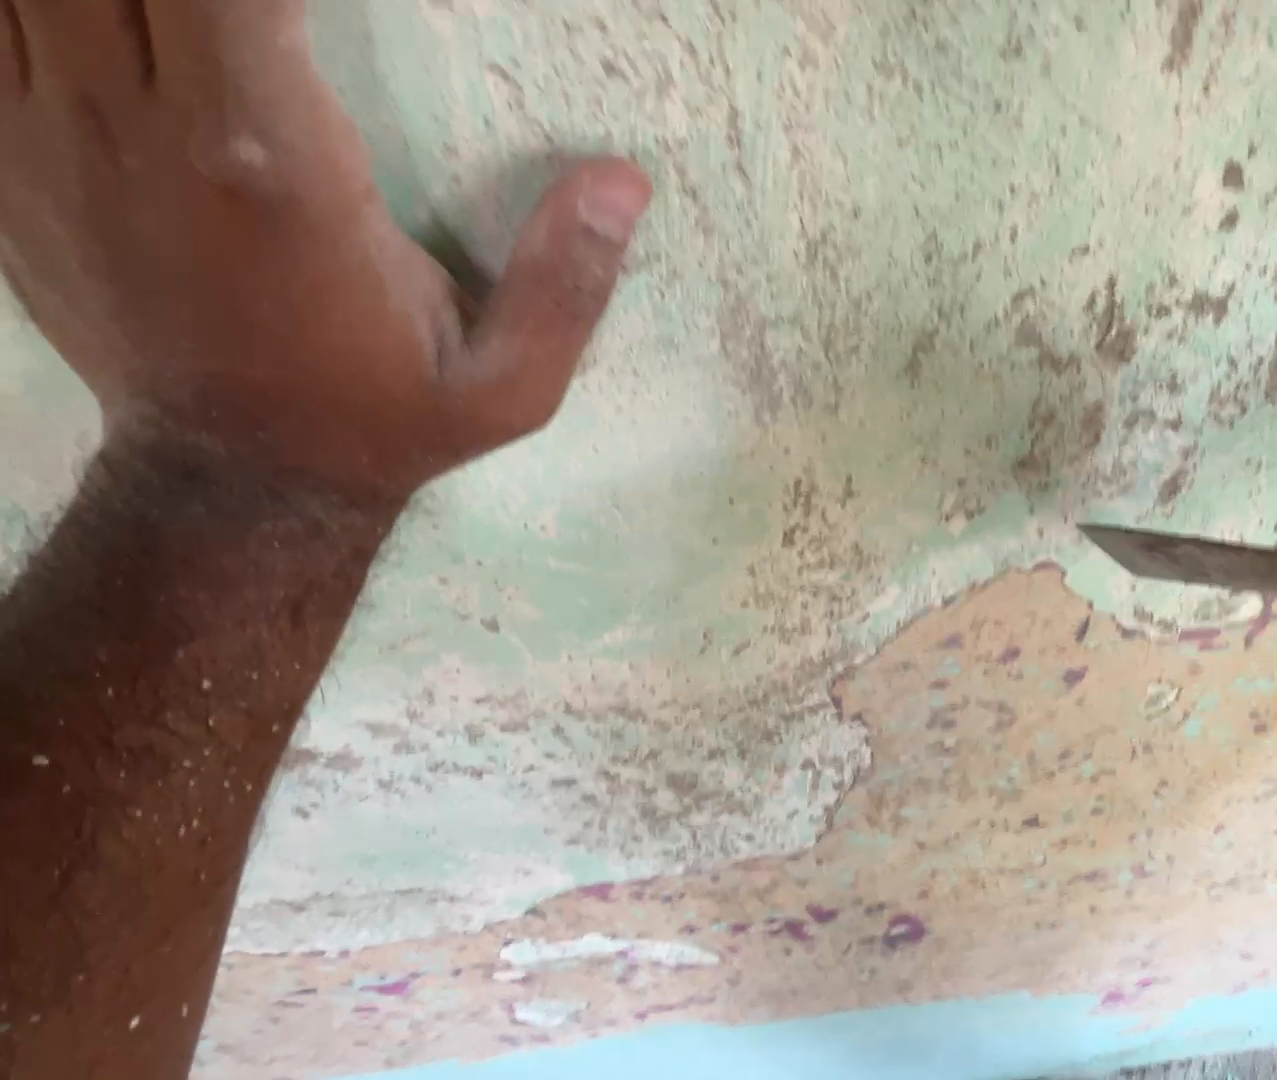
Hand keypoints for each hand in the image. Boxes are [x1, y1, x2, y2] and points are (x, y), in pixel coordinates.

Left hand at [0, 0, 650, 503]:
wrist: (243, 482)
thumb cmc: (387, 424)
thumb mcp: (512, 387)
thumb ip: (567, 287)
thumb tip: (625, 181)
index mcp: (278, 172)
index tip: (350, 5)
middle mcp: (144, 128)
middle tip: (296, 24)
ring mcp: (46, 131)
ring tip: (229, 38)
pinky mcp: (3, 151)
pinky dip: (69, 11)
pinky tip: (141, 40)